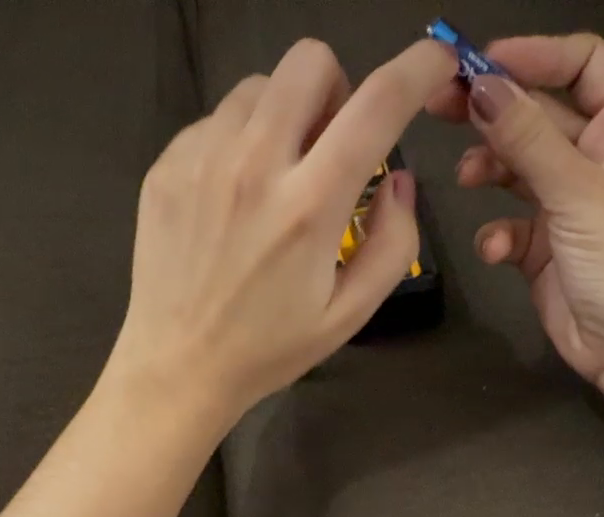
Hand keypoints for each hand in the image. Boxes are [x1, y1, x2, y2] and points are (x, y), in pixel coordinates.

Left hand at [104, 39, 457, 416]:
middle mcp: (255, 166)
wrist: (178, 369)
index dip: (418, 68)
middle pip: (309, 62)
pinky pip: (216, 119)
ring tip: (277, 175)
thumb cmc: (270, 350)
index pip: (377, 106)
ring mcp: (202, 160)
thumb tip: (399, 180)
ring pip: (259, 86)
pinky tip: (233, 196)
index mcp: (310, 207)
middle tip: (331, 144)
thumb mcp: (350, 314)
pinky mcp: (167, 166)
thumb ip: (394, 243)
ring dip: (284, 115)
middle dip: (337, 90)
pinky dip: (239, 141)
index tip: (436, 62)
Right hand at [428, 34, 603, 386]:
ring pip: (517, 166)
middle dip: (493, 111)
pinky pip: (509, 224)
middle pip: (538, 113)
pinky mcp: (544, 246)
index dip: (533, 57)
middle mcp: (598, 158)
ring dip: (489, 168)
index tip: (477, 64)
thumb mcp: (579, 193)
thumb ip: (527, 138)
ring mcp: (569, 203)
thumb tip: (480, 85)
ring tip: (466, 179)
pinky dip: (496, 233)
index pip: (582, 64)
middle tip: (439, 106)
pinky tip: (495, 250)